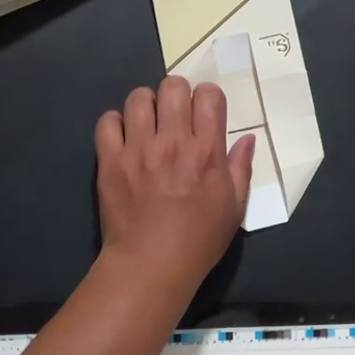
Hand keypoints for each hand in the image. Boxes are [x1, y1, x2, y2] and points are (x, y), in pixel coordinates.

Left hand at [94, 77, 254, 291]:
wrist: (150, 267)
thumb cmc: (198, 241)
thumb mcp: (234, 208)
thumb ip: (241, 168)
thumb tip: (247, 139)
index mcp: (206, 151)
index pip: (208, 95)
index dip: (207, 98)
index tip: (203, 113)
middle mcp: (172, 142)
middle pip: (173, 86)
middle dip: (176, 94)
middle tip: (175, 116)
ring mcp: (138, 149)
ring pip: (138, 97)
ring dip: (146, 106)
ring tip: (147, 124)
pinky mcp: (111, 160)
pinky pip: (107, 122)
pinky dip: (115, 124)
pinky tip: (123, 138)